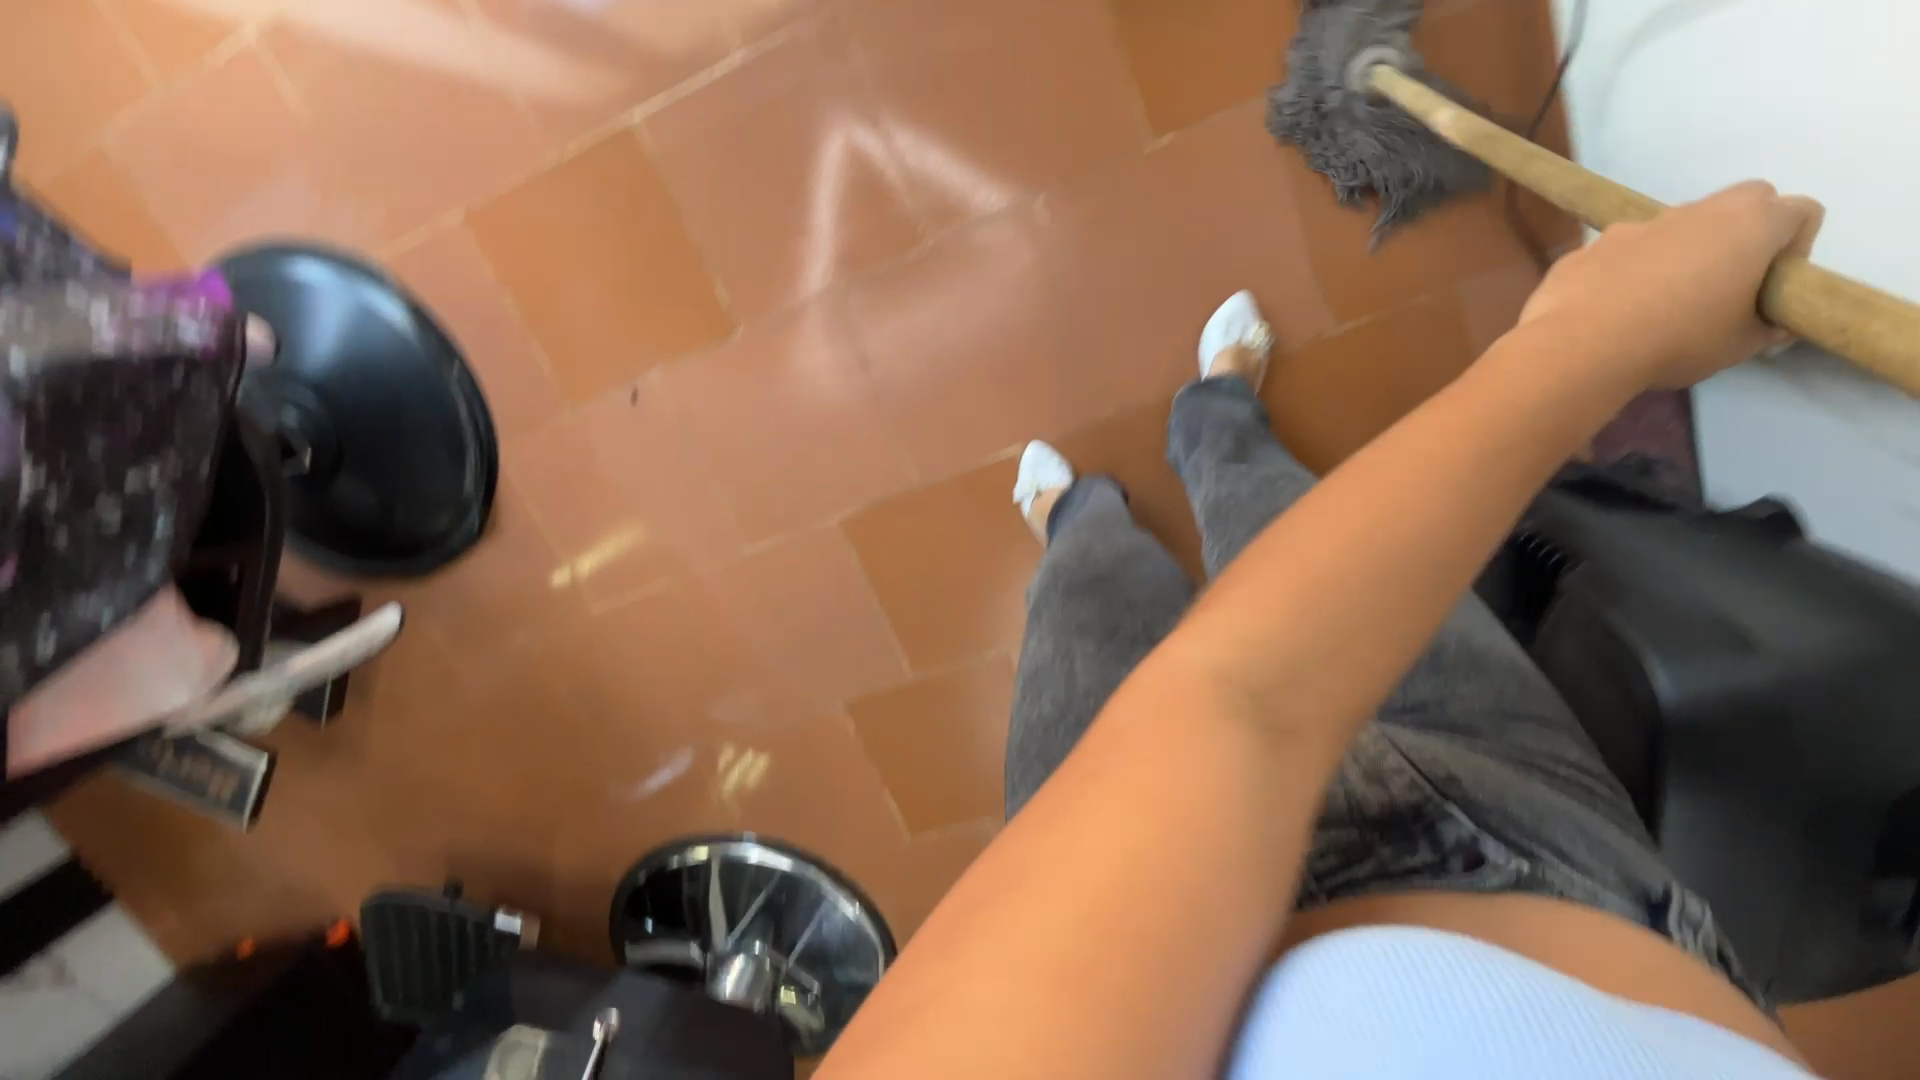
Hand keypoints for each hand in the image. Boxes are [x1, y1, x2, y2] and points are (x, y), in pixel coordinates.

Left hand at [1518, 181, 1824, 390]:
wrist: (1576, 348)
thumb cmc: (1675, 341)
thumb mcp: (1740, 344)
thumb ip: (1767, 327)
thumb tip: (1773, 326)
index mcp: (1749, 222)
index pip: (1800, 212)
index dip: (1795, 247)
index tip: (1771, 285)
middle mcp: (1692, 212)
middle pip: (1738, 204)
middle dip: (1739, 235)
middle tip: (1721, 284)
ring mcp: (1632, 227)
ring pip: (1669, 228)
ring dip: (1673, 253)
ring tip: (1653, 303)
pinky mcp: (1584, 250)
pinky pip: (1614, 255)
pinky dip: (1619, 272)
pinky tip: (1605, 310)